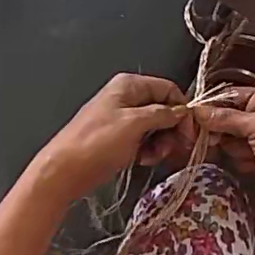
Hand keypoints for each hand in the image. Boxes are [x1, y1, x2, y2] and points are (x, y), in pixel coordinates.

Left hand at [31, 74, 188, 202]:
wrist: (64, 170)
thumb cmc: (96, 143)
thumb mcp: (134, 124)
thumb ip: (161, 114)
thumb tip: (182, 111)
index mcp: (129, 85)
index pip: (169, 89)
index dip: (182, 110)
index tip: (189, 134)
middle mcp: (126, 96)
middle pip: (164, 108)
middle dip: (171, 130)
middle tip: (171, 149)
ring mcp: (122, 117)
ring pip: (155, 126)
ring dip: (160, 143)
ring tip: (151, 156)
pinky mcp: (119, 136)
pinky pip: (143, 139)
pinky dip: (147, 149)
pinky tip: (142, 159)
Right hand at [192, 87, 254, 209]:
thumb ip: (225, 117)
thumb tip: (196, 111)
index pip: (231, 96)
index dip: (212, 105)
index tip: (194, 115)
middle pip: (228, 117)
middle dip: (220, 129)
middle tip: (209, 138)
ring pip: (230, 136)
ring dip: (233, 146)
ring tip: (245, 154)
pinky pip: (238, 153)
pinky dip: (240, 158)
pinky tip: (251, 165)